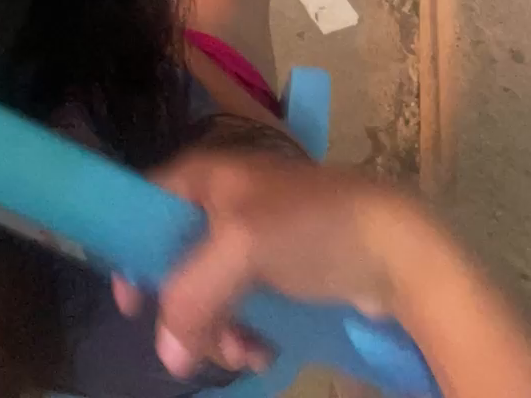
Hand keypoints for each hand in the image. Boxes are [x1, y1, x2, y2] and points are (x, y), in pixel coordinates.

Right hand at [114, 152, 435, 377]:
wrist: (397, 247)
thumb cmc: (308, 228)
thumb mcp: (240, 248)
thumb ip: (191, 295)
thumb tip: (168, 354)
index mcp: (206, 175)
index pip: (146, 204)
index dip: (133, 250)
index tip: (132, 302)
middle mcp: (223, 200)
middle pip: (175, 256)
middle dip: (183, 306)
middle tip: (194, 344)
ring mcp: (254, 235)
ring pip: (208, 289)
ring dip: (217, 329)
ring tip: (244, 351)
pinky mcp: (281, 268)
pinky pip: (241, 303)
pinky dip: (244, 331)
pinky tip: (263, 350)